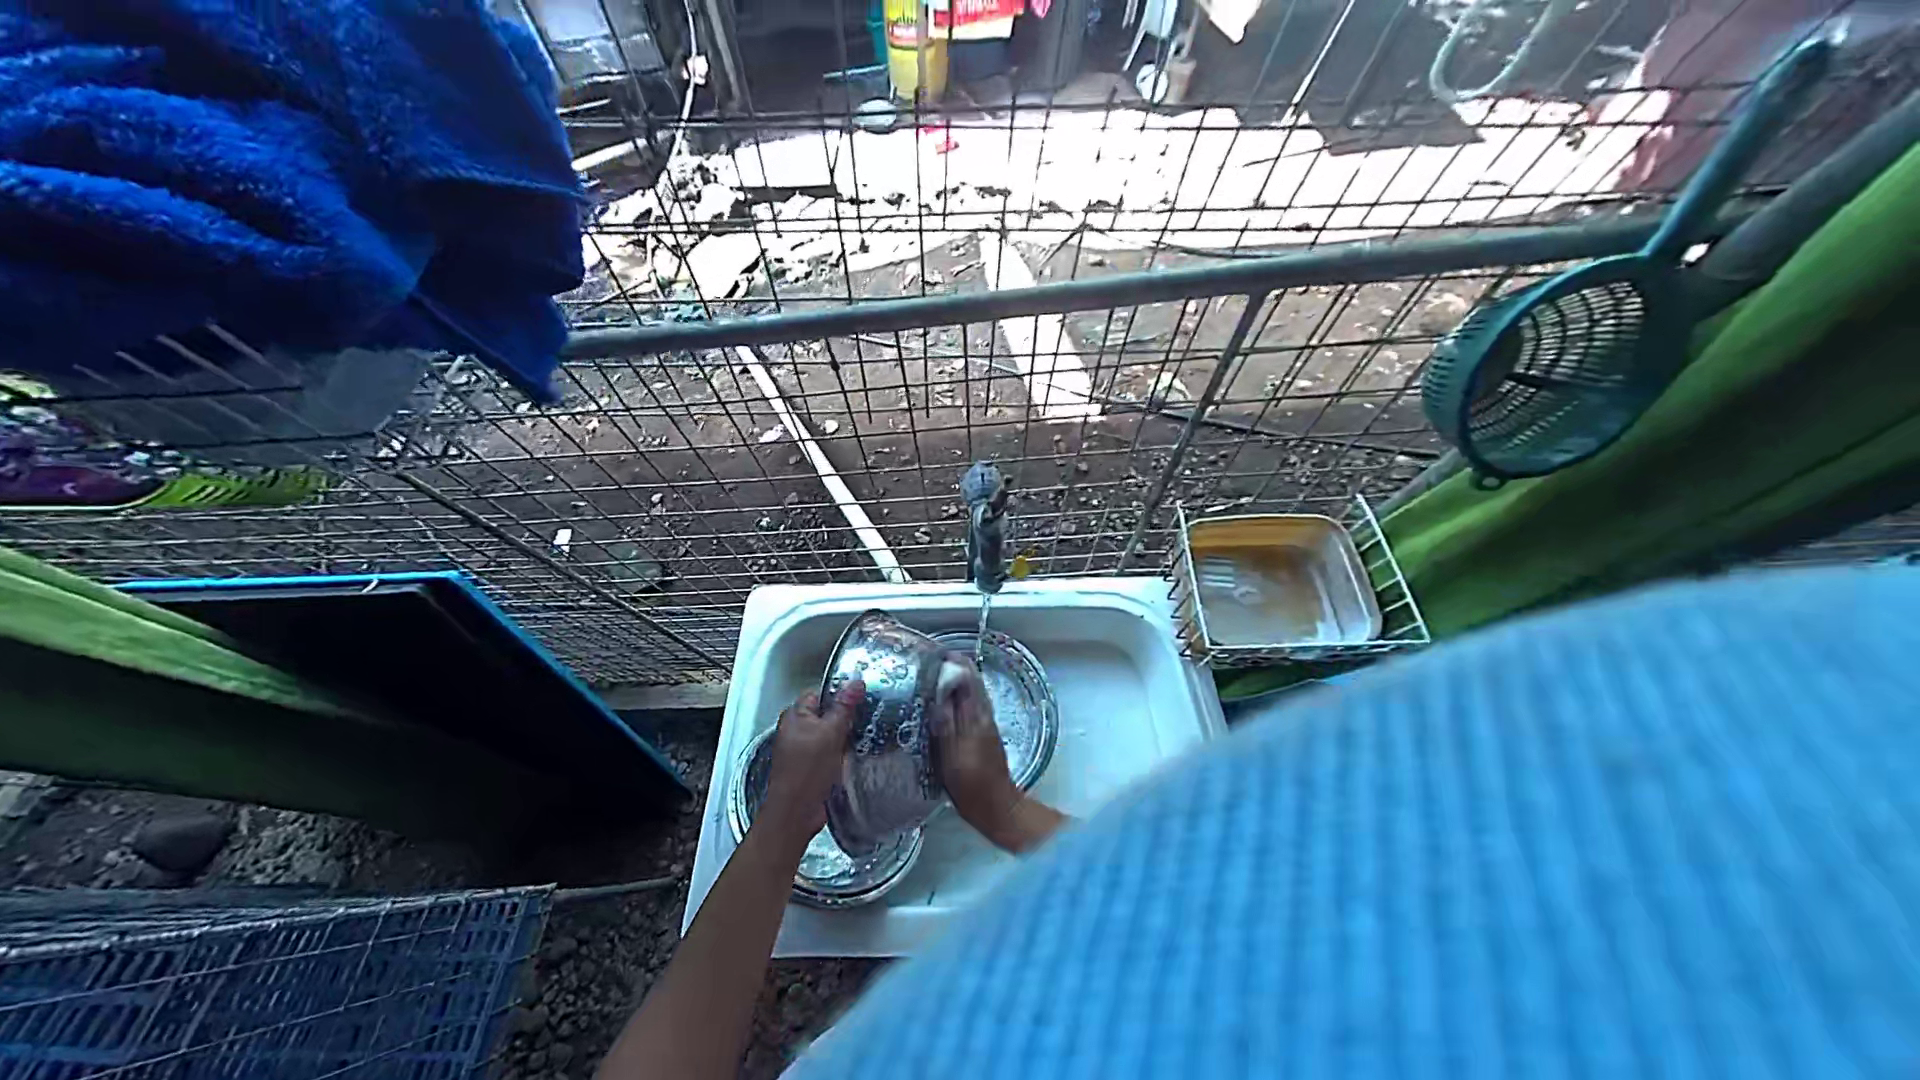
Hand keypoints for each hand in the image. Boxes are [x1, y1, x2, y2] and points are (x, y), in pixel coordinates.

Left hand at [758, 681, 860, 848]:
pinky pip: (829, 752)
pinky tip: (852, 757)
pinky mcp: (809, 767)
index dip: (840, 694)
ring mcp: (801, 749)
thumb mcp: (831, 732)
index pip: (820, 693)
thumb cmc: (806, 771)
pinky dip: (840, 753)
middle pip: (826, 714)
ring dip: (844, 737)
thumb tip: (856, 683)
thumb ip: (844, 707)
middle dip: (844, 717)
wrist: (796, 813)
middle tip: (863, 718)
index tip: (860, 697)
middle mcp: (795, 730)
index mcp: (795, 715)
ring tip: (861, 738)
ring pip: (829, 734)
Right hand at [931, 655, 1021, 838]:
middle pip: (971, 681)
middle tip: (930, 662)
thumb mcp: (950, 754)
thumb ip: (945, 722)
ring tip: (934, 677)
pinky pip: (971, 706)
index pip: (967, 675)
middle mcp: (983, 714)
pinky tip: (945, 703)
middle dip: (953, 668)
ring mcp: (985, 724)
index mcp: (976, 715)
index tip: (934, 653)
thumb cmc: (971, 784)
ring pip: (971, 693)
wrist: (995, 807)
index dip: (952, 661)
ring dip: (956, 681)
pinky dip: (958, 697)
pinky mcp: (984, 735)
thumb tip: (941, 692)